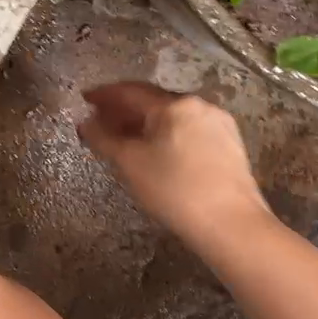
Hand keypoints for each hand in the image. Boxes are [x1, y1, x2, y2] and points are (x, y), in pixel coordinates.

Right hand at [78, 82, 271, 245]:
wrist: (233, 226)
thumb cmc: (174, 189)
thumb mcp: (128, 162)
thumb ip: (102, 137)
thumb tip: (86, 123)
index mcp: (173, 104)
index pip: (129, 91)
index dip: (103, 95)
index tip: (84, 99)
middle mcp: (198, 105)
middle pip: (152, 101)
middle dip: (124, 110)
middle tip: (101, 122)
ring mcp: (218, 124)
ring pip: (171, 116)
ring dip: (144, 123)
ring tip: (125, 139)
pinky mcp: (230, 145)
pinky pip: (188, 130)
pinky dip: (165, 134)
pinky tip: (155, 151)